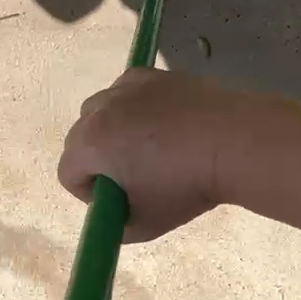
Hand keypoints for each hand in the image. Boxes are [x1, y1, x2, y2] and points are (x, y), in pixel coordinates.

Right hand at [57, 68, 250, 241]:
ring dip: (115, 128)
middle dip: (99, 158)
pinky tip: (165, 122)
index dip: (91, 192)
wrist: (231, 140)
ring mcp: (130, 84)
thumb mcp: (142, 225)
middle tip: (135, 174)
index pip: (69, 172)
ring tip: (152, 146)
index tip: (121, 198)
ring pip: (103, 109)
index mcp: (91, 142)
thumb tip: (110, 210)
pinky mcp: (156, 74)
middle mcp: (103, 106)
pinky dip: (137, 105)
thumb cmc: (184, 185)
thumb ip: (112, 223)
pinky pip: (129, 91)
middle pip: (81, 136)